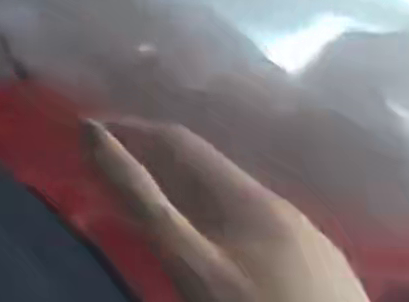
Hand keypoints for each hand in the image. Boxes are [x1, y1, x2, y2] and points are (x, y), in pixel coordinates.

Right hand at [88, 120, 367, 301]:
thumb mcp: (185, 259)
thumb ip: (135, 191)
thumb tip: (88, 129)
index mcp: (255, 199)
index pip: (177, 138)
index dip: (126, 129)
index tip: (83, 138)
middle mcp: (287, 210)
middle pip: (204, 168)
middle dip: (149, 162)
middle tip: (103, 173)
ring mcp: (314, 247)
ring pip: (228, 199)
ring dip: (178, 192)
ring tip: (141, 208)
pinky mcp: (325, 279)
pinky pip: (251, 228)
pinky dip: (209, 220)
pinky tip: (201, 245)